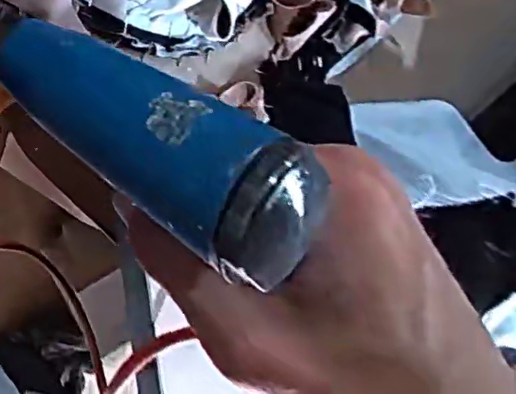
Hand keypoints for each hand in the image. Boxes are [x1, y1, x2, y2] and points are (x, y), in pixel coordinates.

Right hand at [123, 144, 515, 393]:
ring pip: (277, 179)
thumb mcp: (250, 341)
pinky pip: (309, 195)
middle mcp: (353, 161)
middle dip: (220, 199)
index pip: (229, 146)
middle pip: (251, 161)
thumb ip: (180, 271)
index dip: (186, 169)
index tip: (162, 200)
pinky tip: (291, 276)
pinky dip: (285, 223)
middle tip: (211, 254)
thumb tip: (130, 205)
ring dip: (252, 214)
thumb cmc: (357, 383)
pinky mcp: (385, 204)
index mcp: (331, 174)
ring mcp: (375, 181)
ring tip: (253, 274)